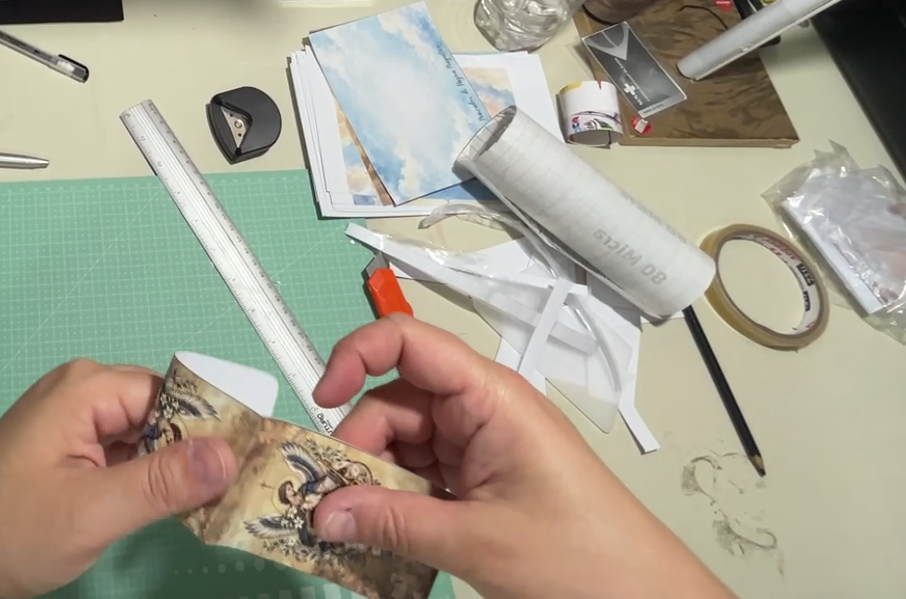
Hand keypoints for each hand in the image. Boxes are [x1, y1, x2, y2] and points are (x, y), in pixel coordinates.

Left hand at [0, 360, 235, 598]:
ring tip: (211, 503)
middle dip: (193, 449)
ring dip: (170, 466)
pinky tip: (168, 504)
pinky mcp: (68, 445)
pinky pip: (122, 449)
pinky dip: (145, 475)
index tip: (249, 462)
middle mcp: (81, 390)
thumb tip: (228, 453)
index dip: (209, 426)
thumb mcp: (93, 511)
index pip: (169, 393)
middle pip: (159, 410)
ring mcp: (72, 418)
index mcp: (86, 387)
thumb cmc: (6, 529)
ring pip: (143, 432)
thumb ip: (162, 482)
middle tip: (235, 492)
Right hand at [308, 316, 730, 598]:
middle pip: (393, 400)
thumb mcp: (478, 543)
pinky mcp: (476, 474)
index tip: (322, 399)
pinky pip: (417, 470)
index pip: (406, 341)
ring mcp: (476, 441)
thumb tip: (320, 513)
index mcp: (487, 395)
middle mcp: (476, 406)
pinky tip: (380, 529)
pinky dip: (394, 496)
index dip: (355, 355)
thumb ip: (392, 523)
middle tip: (332, 499)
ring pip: (400, 439)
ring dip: (374, 478)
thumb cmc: (585, 564)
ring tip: (354, 524)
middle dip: (360, 445)